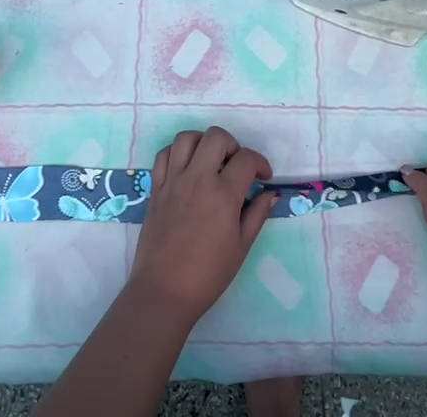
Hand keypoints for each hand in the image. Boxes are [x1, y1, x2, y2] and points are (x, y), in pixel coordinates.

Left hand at [127, 127, 276, 322]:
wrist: (164, 291)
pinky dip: (177, 153)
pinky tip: (186, 168)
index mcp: (223, 194)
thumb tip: (270, 194)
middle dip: (233, 145)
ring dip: (203, 142)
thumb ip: (257, 214)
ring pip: (187, 138)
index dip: (260, 163)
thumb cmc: (208, 274)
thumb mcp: (241, 246)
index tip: (263, 177)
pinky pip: (164, 155)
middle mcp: (198, 179)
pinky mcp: (155, 188)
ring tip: (210, 161)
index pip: (246, 159)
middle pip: (216, 136)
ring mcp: (173, 181)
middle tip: (236, 166)